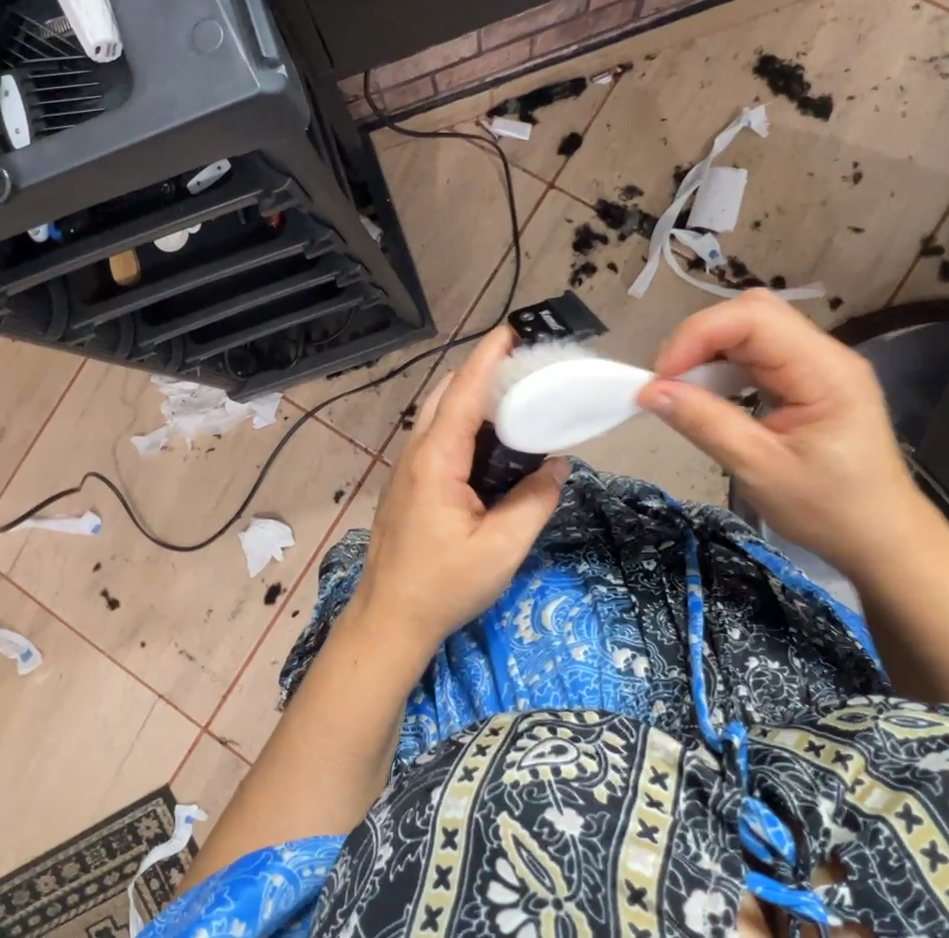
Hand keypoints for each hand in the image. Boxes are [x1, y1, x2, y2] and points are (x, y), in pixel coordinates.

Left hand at [354, 326, 569, 648]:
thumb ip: (534, 502)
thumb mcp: (501, 549)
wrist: (390, 618)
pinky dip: (461, 424)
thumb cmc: (444, 586)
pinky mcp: (407, 484)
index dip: (487, 358)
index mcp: (436, 460)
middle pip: (445, 395)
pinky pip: (434, 437)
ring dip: (470, 398)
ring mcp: (406, 468)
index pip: (463, 393)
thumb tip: (558, 465)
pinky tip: (489, 442)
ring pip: (437, 415)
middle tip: (525, 368)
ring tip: (514, 399)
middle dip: (481, 373)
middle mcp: (416, 453)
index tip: (511, 330)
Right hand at [637, 290, 941, 572]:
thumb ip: (705, 423)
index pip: (752, 318)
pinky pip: (757, 355)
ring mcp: (818, 366)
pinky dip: (724, 368)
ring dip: (709, 354)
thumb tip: (650, 392)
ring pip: (751, 330)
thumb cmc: (828, 510)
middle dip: (699, 340)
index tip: (661, 378)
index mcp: (824, 370)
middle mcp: (825, 355)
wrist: (881, 539)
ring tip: (684, 393)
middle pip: (751, 314)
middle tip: (669, 383)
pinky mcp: (808, 381)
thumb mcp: (759, 469)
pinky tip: (709, 398)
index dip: (697, 336)